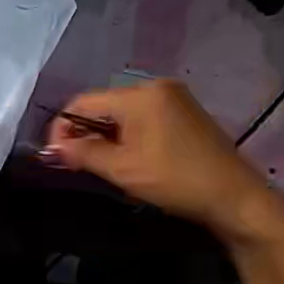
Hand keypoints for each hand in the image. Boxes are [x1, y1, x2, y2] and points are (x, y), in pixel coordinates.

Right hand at [43, 79, 278, 242]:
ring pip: (120, 113)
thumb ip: (83, 154)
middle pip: (102, 105)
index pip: (84, 103)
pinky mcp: (182, 114)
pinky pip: (140, 118)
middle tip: (71, 163)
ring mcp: (173, 99)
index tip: (54, 156)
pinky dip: (124, 135)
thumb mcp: (121, 169)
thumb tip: (52, 149)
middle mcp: (155, 87)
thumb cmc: (174, 179)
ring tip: (94, 164)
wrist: (232, 195)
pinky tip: (122, 158)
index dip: (62, 128)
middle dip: (82, 133)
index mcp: (139, 95)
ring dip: (102, 136)